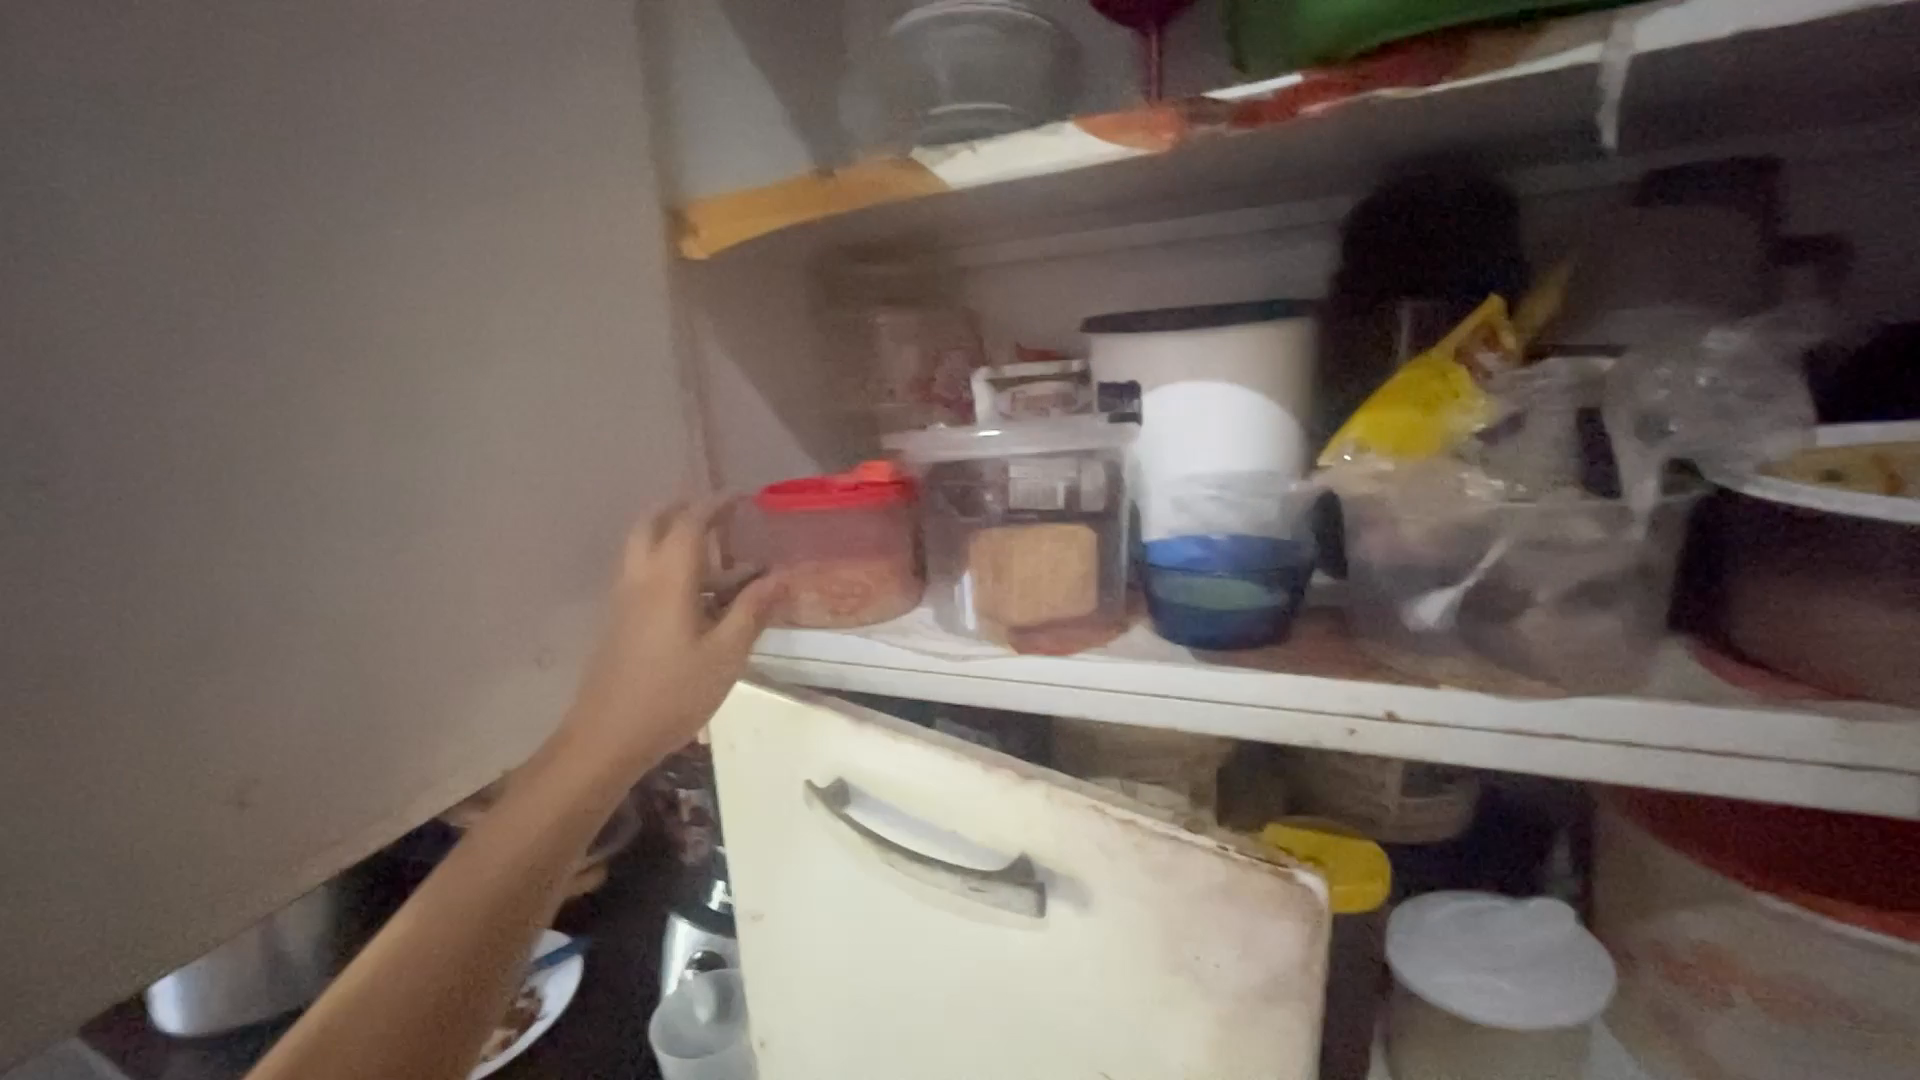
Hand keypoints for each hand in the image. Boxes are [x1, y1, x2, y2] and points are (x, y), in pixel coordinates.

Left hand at [556, 498, 784, 772]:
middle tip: (717, 515)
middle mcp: (640, 578)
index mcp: (668, 579)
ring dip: (674, 537)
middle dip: (683, 510)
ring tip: (716, 555)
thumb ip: (753, 610)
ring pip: (643, 548)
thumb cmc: (673, 693)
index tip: (742, 499)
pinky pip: (642, 573)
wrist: (607, 737)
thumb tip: (781, 576)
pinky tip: (696, 595)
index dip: (716, 505)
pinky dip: (667, 564)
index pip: (690, 523)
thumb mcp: (726, 654)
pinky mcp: (619, 621)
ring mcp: (624, 599)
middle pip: (653, 524)